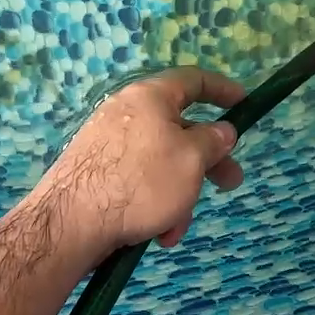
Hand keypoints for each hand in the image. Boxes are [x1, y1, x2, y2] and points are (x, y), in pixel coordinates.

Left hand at [25, 67, 246, 253]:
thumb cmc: (140, 183)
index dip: (223, 90)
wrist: (70, 224)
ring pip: (161, 164)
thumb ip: (213, 141)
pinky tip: (155, 234)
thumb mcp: (191, 160)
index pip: (194, 81)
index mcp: (149, 97)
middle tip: (230, 183)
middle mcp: (126, 113)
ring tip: (175, 228)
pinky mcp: (95, 173)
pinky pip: (138, 182)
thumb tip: (221, 130)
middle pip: (180, 130)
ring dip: (178, 196)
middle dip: (207, 162)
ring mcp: (107, 144)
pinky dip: (153, 205)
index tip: (244, 104)